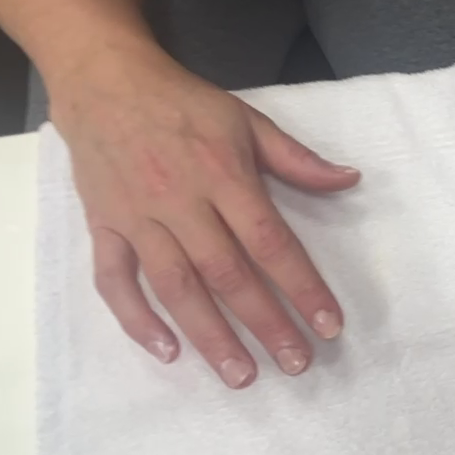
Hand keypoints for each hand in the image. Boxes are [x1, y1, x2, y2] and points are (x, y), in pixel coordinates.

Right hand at [48, 44, 360, 387]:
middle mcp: (181, 202)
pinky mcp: (102, 226)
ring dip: (209, 336)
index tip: (329, 325)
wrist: (103, 78)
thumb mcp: (249, 121)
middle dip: (265, 324)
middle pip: (228, 275)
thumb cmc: (186, 103)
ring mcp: (136, 218)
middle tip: (296, 364)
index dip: (302, 287)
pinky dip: (136, 320)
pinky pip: (114, 281)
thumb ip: (299, 159)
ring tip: (241, 376)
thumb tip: (351, 180)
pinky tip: (167, 352)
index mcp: (225, 176)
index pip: (272, 243)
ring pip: (175, 288)